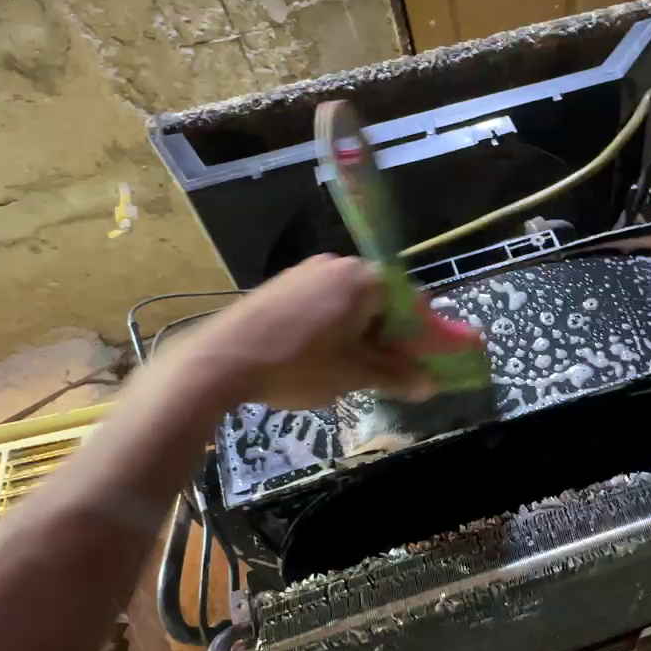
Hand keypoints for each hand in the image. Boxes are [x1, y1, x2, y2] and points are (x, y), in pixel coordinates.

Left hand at [174, 254, 481, 408]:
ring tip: (359, 368)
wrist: (220, 360)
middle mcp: (338, 265)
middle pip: (383, 300)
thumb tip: (430, 385)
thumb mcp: (354, 374)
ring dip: (366, 333)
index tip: (431, 361)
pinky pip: (326, 304)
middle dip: (395, 335)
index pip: (413, 302)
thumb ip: (396, 375)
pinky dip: (338, 327)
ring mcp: (306, 272)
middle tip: (395, 369)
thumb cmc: (298, 364)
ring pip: (353, 303)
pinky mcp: (283, 286)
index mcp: (364, 279)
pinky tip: (328, 355)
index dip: (426, 334)